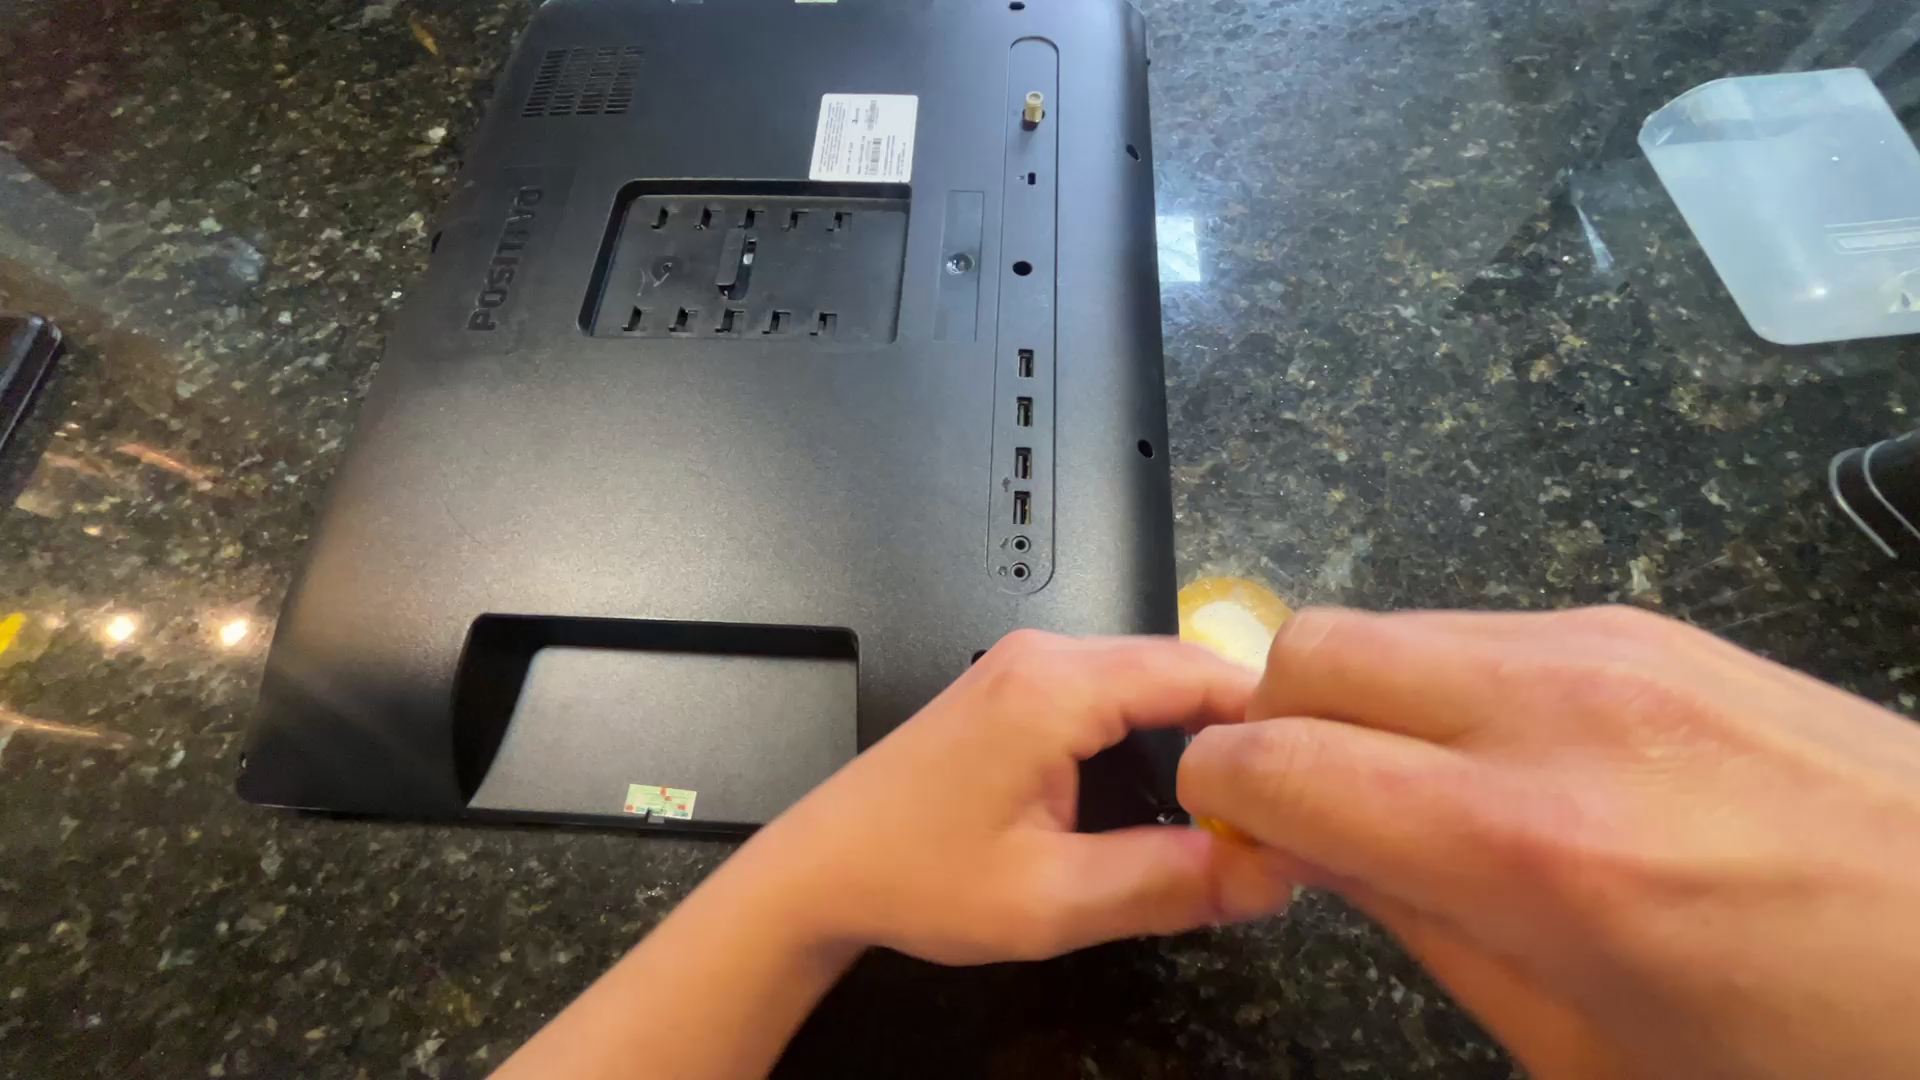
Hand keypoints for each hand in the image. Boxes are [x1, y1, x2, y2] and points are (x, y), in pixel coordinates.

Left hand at [732, 631, 1295, 963]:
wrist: (824, 864)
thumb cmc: (921, 877)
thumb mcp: (1053, 900)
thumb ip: (1170, 882)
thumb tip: (1271, 871)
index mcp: (1054, 686)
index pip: (1193, 670)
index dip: (1266, 710)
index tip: (1321, 762)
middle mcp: (1040, 653)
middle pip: (1171, 664)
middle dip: (1237, 720)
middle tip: (1293, 787)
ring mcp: (1020, 663)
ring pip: (1140, 674)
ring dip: (1195, 722)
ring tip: (1245, 789)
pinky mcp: (1010, 685)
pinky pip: (1104, 687)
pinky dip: (1150, 722)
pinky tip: (1170, 773)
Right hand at [1179, 606, 1919, 1079]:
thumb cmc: (1810, 1064)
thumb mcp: (1576, 1043)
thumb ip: (1400, 912)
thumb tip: (1290, 836)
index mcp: (1536, 849)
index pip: (1276, 761)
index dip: (1216, 786)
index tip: (1226, 820)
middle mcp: (1555, 709)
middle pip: (1307, 648)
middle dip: (1267, 718)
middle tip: (1302, 794)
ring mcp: (1602, 643)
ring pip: (1374, 627)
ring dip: (1345, 699)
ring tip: (1398, 777)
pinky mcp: (1634, 621)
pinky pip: (1458, 629)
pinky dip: (1423, 685)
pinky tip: (1487, 752)